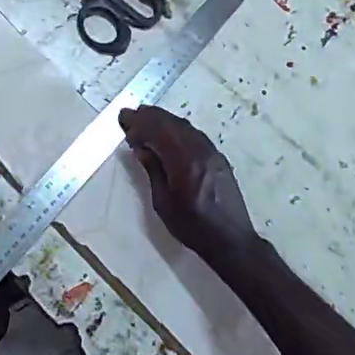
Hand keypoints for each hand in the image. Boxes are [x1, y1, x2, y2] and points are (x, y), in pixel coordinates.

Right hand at [119, 106, 256, 257]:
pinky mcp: (218, 157)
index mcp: (184, 161)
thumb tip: (142, 148)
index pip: (158, 131)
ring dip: (163, 120)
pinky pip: (194, 134)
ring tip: (145, 119)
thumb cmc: (192, 226)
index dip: (139, 122)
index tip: (124, 118)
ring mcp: (212, 152)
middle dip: (150, 117)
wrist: (230, 240)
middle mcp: (200, 150)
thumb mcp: (163, 203)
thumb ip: (153, 171)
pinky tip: (168, 134)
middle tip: (131, 114)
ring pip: (184, 126)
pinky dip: (177, 129)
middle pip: (172, 123)